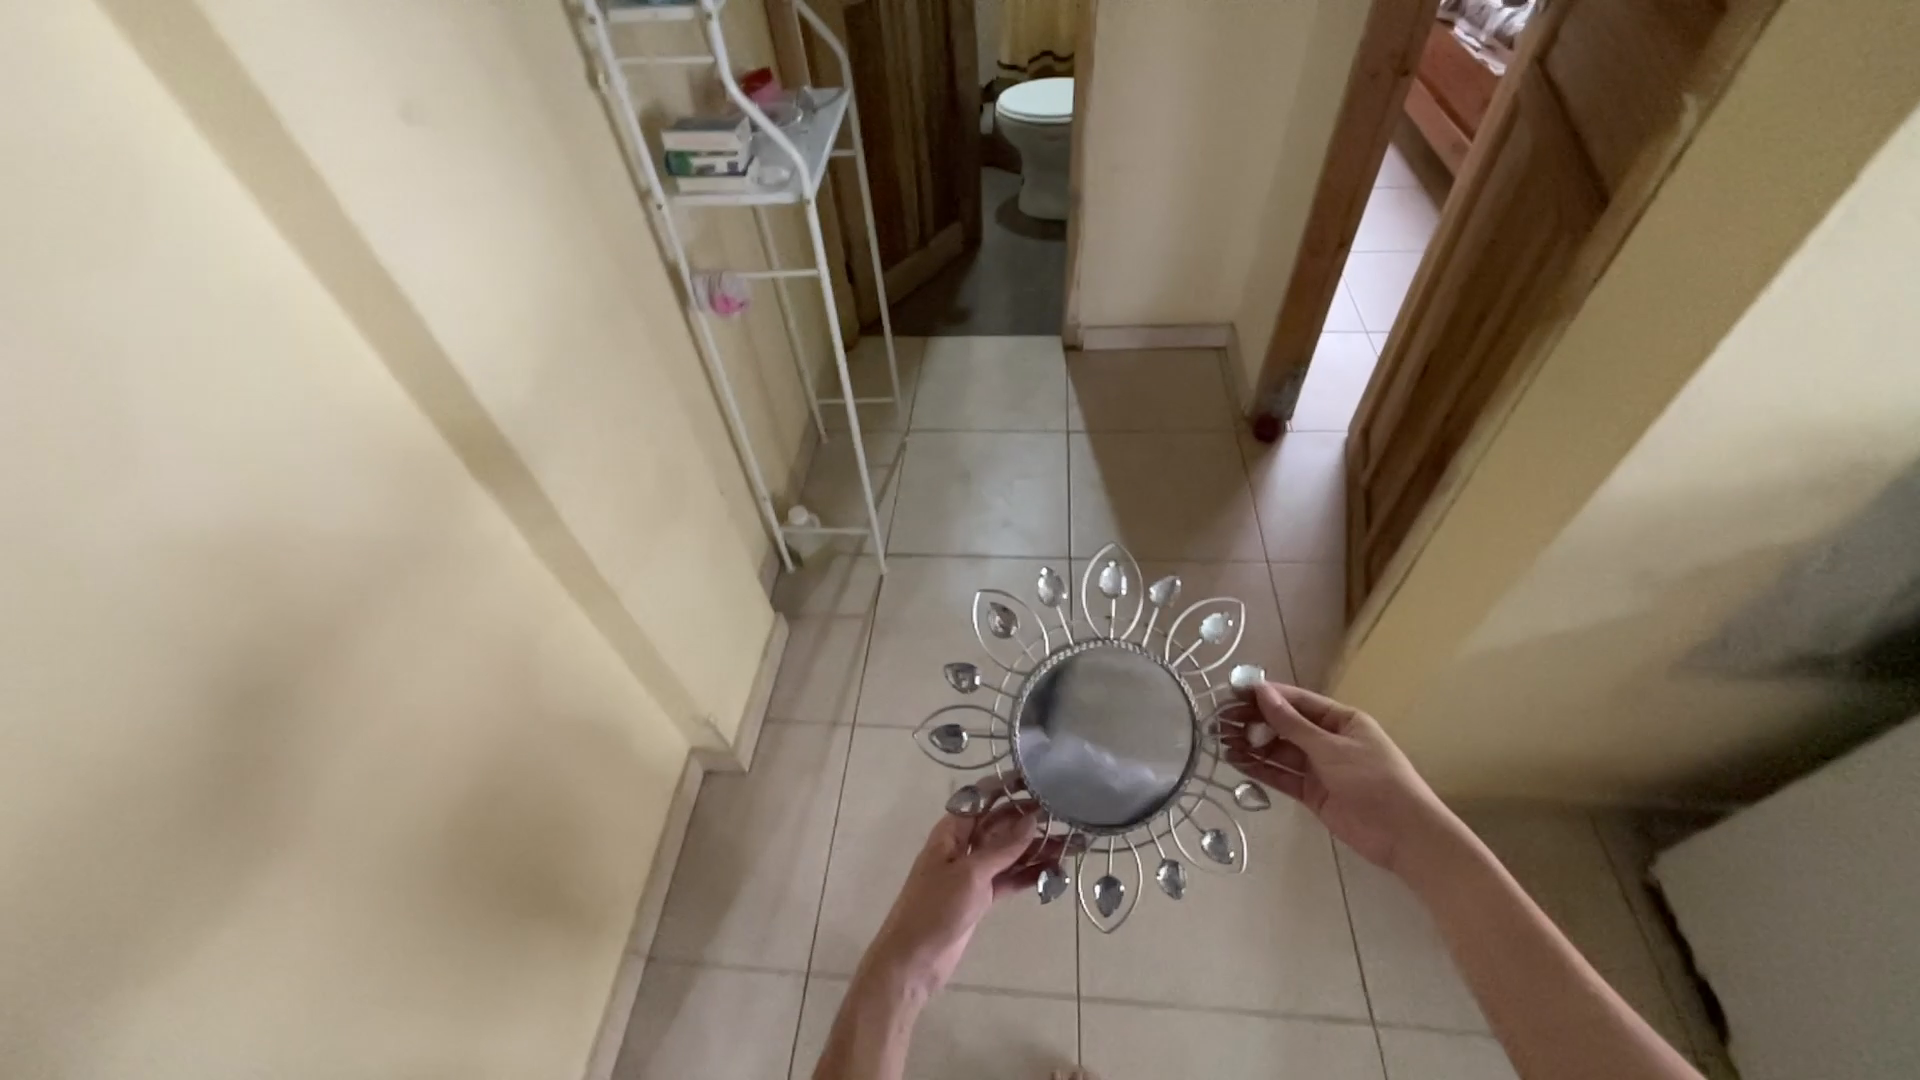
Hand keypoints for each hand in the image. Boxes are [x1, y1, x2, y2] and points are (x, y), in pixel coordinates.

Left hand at [858, 783, 1057, 1000]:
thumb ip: (1002, 847)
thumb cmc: (934, 909)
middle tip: (1069, 813)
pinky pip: (1011, 877)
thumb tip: (1032, 818)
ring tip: (1074, 843)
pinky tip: (1057, 869)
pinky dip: (1030, 873)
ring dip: (1038, 848)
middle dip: (1032, 818)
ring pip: (1011, 852)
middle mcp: (964, 845)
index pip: (984, 797)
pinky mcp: (982, 896)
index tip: (1041, 777)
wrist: (913, 961)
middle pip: (1002, 824)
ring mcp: (974, 871)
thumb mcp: (970, 874)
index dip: (1010, 785)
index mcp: (953, 830)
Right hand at [1222, 682, 1468, 878]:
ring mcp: (1320, 767)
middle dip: (1254, 722)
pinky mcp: (1312, 793)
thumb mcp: (1332, 748)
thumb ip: (1292, 723)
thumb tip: (1261, 692)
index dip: (1266, 696)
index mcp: (1341, 721)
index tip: (1233, 693)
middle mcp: (1328, 740)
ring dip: (1253, 746)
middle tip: (1221, 721)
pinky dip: (1260, 769)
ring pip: (1279, 751)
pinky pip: (1281, 776)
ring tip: (1221, 742)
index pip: (1297, 701)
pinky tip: (1236, 763)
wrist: (1405, 836)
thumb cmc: (1375, 781)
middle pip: (1284, 726)